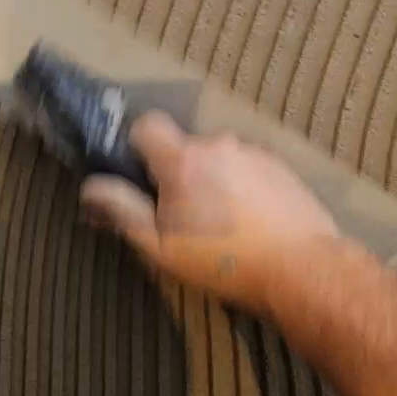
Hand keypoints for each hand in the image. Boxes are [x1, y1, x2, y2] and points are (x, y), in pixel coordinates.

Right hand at [79, 112, 339, 313]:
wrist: (305, 270)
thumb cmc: (223, 261)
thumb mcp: (160, 246)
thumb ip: (122, 209)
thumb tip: (91, 186)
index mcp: (181, 160)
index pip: (146, 125)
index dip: (136, 145)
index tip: (141, 177)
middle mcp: (217, 146)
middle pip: (182, 147)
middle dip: (176, 173)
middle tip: (181, 215)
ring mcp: (253, 153)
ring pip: (216, 158)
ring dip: (210, 180)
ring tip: (221, 224)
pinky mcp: (281, 167)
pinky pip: (245, 168)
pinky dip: (240, 187)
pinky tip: (249, 222)